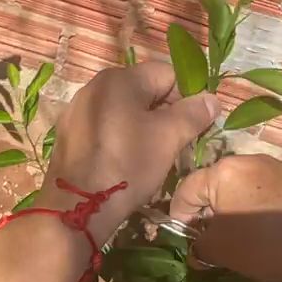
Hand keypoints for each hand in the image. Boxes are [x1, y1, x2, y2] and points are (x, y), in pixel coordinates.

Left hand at [36, 63, 218, 240]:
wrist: (77, 206)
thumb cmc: (127, 165)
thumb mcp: (169, 138)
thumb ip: (194, 114)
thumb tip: (212, 99)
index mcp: (119, 78)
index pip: (167, 74)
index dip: (188, 97)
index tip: (196, 125)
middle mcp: (94, 87)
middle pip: (144, 92)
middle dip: (165, 114)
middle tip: (177, 144)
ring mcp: (77, 111)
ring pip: (124, 112)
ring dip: (143, 128)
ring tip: (152, 157)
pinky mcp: (69, 135)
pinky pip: (105, 129)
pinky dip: (120, 140)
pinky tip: (125, 163)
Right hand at [169, 154, 281, 281]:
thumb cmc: (261, 242)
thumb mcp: (219, 249)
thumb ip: (200, 245)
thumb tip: (199, 246)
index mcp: (222, 171)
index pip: (187, 189)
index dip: (179, 215)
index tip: (184, 237)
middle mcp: (249, 161)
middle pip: (218, 184)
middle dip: (210, 210)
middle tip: (212, 237)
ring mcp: (279, 168)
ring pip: (246, 187)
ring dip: (238, 208)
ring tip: (244, 236)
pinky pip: (271, 194)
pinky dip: (264, 210)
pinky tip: (273, 233)